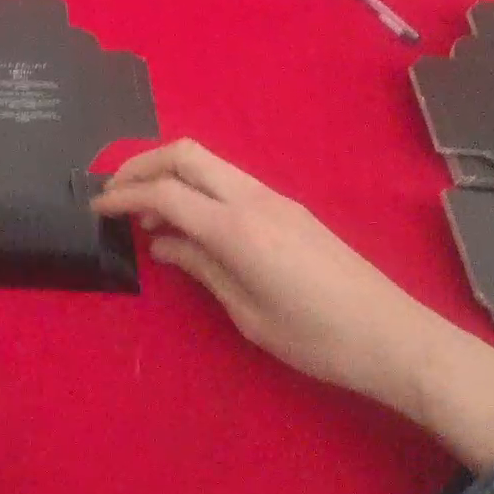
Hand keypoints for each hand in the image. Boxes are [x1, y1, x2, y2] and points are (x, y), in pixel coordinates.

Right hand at [95, 139, 493, 473]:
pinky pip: (227, 179)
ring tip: (146, 210)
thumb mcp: (247, 314)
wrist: (397, 339)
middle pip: (184, 153)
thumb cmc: (318, 339)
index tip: (97, 208)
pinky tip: (187, 219)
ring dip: (168, 172)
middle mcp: (252, 199)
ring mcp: (273, 198)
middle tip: (115, 192)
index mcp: (236, 229)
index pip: (164, 192)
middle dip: (141, 163)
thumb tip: (162, 243)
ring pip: (207, 160)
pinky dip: (195, 185)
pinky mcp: (286, 206)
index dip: (123, 195)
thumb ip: (200, 267)